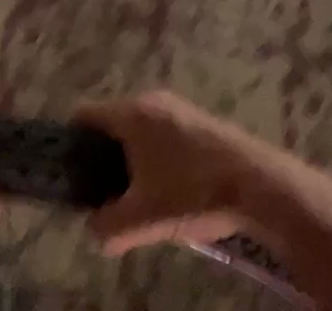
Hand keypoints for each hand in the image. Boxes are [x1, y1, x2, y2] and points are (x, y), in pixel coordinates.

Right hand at [77, 90, 279, 255]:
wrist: (260, 186)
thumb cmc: (192, 194)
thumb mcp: (144, 220)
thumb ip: (108, 226)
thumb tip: (95, 231)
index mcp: (130, 113)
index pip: (83, 115)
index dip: (72, 143)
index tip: (73, 173)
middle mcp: (150, 100)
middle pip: (112, 123)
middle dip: (105, 155)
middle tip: (107, 191)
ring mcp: (179, 107)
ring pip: (140, 129)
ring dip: (134, 157)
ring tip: (141, 194)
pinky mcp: (201, 120)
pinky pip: (163, 132)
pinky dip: (158, 155)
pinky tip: (172, 188)